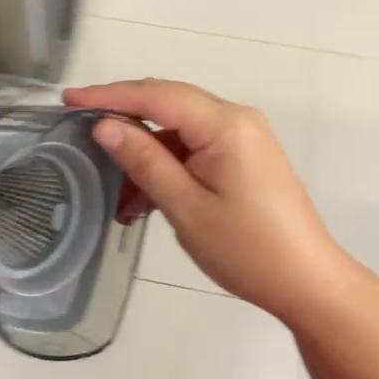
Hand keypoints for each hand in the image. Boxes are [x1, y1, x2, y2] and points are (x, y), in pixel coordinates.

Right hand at [65, 79, 349, 319]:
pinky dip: (166, 165)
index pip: (156, 96)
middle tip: (78, 126)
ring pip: (179, 128)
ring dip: (144, 150)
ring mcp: (243, 138)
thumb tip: (105, 125)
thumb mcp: (186, 208)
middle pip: (168, 103)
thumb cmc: (248, 250)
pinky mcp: (245, 157)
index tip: (69, 98)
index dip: (109, 95)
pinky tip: (142, 196)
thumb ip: (145, 161)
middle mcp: (236, 119)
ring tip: (112, 185)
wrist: (309, 283)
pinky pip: (195, 147)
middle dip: (123, 115)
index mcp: (225, 125)